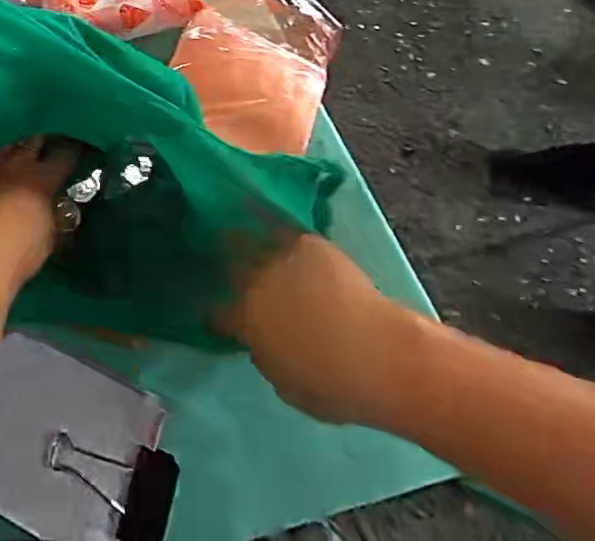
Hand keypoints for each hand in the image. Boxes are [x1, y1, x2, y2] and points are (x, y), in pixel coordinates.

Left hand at [0, 136, 83, 290]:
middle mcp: (19, 165)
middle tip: (52, 149)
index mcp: (44, 177)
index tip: (81, 150)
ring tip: (25, 155)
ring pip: (10, 146)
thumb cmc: (23, 250)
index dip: (75, 150)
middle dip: (46, 143)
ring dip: (20, 149)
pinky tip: (1, 171)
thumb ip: (56, 214)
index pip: (66, 154)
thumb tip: (58, 207)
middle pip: (35, 141)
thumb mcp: (52, 234)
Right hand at [219, 233, 426, 427]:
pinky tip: (257, 208)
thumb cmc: (337, 386)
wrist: (379, 355)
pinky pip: (277, 225)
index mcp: (246, 323)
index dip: (214, 314)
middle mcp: (253, 286)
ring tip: (233, 231)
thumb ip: (267, 358)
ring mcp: (278, 261)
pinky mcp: (306, 244)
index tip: (217, 315)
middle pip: (228, 269)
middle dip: (223, 268)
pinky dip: (264, 217)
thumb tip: (262, 344)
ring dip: (238, 239)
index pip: (216, 314)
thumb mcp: (288, 386)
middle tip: (224, 267)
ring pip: (246, 240)